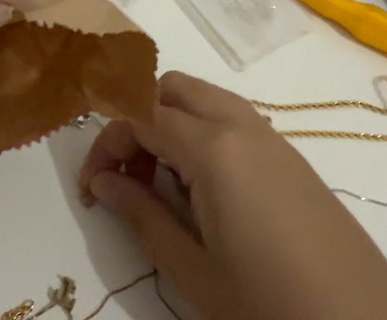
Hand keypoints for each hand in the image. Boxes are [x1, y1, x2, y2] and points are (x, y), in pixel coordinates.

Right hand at [80, 72, 386, 319]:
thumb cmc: (272, 307)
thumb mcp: (195, 272)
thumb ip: (142, 217)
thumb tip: (103, 183)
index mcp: (214, 148)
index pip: (139, 115)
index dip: (106, 143)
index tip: (92, 187)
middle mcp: (242, 126)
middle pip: (172, 88)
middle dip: (138, 118)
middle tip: (128, 176)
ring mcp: (274, 139)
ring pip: (205, 99)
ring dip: (171, 123)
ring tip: (163, 185)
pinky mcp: (294, 160)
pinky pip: (234, 121)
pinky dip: (203, 134)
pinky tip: (205, 193)